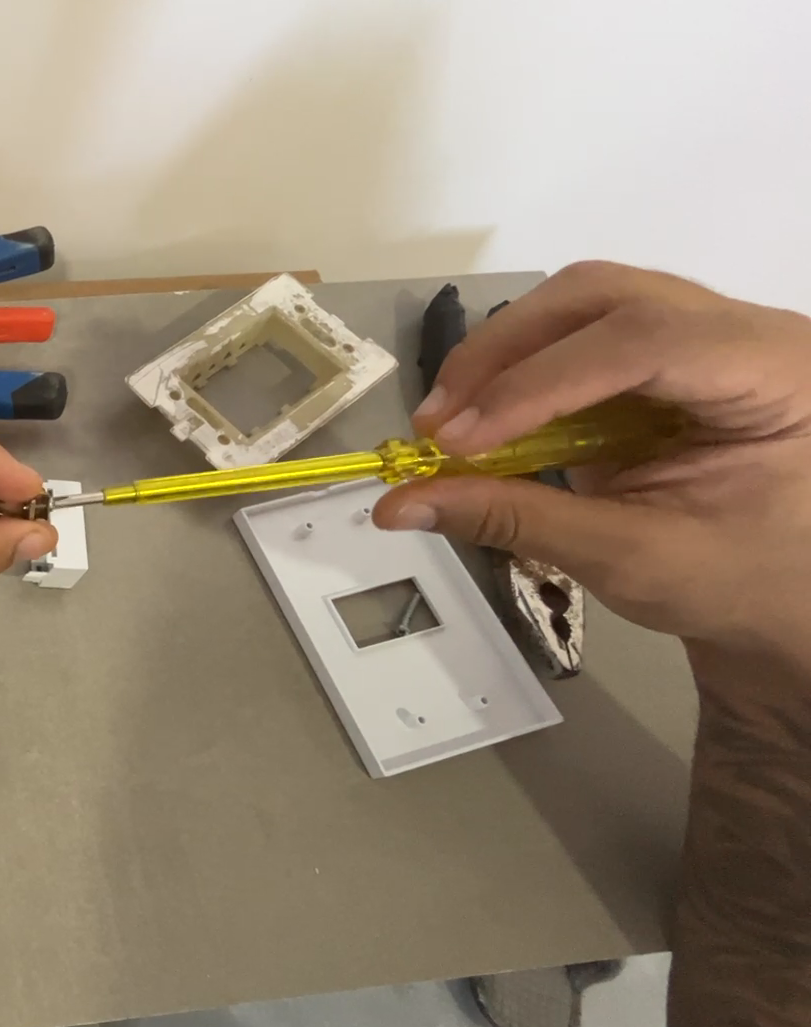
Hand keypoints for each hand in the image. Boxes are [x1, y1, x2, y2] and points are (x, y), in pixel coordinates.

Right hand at [373, 261, 810, 659]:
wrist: (791, 590)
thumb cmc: (739, 580)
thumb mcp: (626, 557)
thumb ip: (510, 520)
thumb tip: (395, 505)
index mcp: (778, 377)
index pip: (645, 342)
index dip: (534, 384)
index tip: (453, 445)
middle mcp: (743, 334)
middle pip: (598, 297)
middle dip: (501, 353)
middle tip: (438, 424)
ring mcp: (697, 339)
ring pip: (574, 305)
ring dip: (495, 358)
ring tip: (448, 423)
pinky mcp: (653, 361)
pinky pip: (564, 339)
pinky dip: (505, 374)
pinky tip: (477, 421)